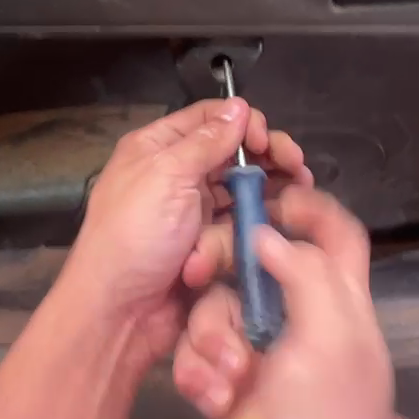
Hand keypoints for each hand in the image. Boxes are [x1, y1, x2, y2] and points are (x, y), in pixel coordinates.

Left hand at [55, 98, 310, 369]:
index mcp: (158, 147)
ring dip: (267, 190)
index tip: (266, 141)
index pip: (209, 117)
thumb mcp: (167, 176)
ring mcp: (193, 209)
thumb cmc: (134, 236)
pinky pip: (239, 224)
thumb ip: (206, 140)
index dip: (243, 122)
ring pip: (241, 188)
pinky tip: (282, 219)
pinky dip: (255, 222)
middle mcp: (177, 173)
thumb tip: (239, 105)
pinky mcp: (208, 242)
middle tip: (297, 166)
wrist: (118, 313)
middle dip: (266, 156)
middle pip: (232, 152)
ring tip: (299, 190)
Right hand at [173, 186, 394, 418]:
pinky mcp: (228, 377)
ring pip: (219, 301)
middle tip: (199, 268)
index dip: (309, 206)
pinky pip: (200, 348)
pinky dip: (199, 369)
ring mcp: (261, 346)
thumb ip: (306, 275)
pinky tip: (213, 397)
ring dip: (211, 334)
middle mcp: (299, 314)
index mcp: (339, 300)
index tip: (267, 196)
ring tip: (225, 375)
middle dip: (225, 260)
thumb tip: (269, 231)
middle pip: (258, 255)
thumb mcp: (330, 343)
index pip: (337, 232)